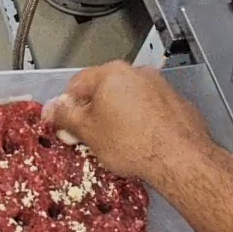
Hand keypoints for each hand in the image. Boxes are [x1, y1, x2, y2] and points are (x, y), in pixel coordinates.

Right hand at [43, 62, 221, 185]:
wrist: (180, 159)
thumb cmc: (130, 143)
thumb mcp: (88, 132)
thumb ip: (65, 116)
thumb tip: (51, 109)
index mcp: (111, 73)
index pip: (76, 84)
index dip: (67, 107)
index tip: (67, 126)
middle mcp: (137, 72)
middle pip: (104, 89)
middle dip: (95, 112)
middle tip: (91, 137)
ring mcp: (160, 86)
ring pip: (129, 98)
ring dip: (120, 115)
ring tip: (119, 142)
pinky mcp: (178, 102)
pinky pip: (151, 108)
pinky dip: (143, 121)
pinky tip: (143, 142)